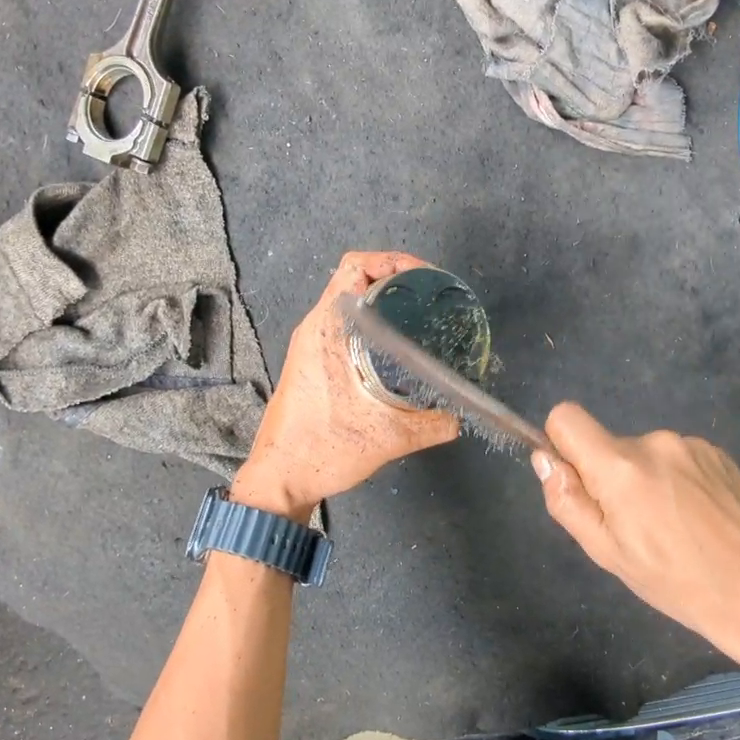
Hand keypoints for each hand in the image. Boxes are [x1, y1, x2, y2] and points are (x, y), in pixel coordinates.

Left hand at [231, 252, 459, 519]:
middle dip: (396, 278)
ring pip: (350, 302)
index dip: (392, 260)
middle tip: (433, 297)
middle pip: (355, 279)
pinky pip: (345, 325)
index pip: (354, 268)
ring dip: (382, 300)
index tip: (425, 278)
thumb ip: (432, 425)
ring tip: (421, 315)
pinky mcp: (312, 362)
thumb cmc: (323, 450)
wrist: (279, 478)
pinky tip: (399, 346)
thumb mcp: (388, 438)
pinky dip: (373, 322)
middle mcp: (315, 328)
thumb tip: (460, 416)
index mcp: (326, 330)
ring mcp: (310, 344)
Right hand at [534, 403, 739, 690]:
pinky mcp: (720, 454)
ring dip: (648, 482)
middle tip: (637, 529)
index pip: (566, 417)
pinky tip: (700, 520)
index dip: (562, 445)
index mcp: (621, 466)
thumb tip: (545, 459)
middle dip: (611, 478)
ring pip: (646, 455)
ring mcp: (693, 445)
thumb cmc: (678, 583)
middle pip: (609, 445)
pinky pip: (679, 459)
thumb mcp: (608, 553)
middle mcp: (655, 442)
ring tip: (675, 530)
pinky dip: (679, 483)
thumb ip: (568, 501)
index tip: (580, 483)